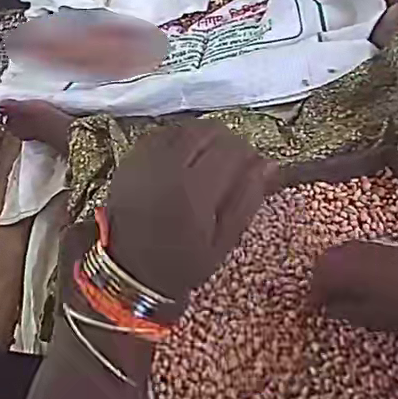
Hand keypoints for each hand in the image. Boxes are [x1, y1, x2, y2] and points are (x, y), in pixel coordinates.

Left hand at [103, 124, 276, 301]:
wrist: (129, 270)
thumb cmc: (182, 261)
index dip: (248, 154)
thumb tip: (268, 163)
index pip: (232, 149)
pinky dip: (180, 139)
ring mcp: (145, 160)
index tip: (252, 167)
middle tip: (232, 163)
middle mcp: (168, 167)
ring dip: (203, 137)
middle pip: (208, 131)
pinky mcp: (131, 159)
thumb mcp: (223, 241)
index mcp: (194, 191)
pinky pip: (162, 134)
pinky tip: (184, 159)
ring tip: (209, 160)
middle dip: (227, 141)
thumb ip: (247, 198)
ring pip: (185, 128)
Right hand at [309, 241, 397, 335]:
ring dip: (334, 267)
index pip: (318, 279)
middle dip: (320, 277)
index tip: (310, 309)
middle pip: (325, 260)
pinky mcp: (383, 246)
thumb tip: (327, 307)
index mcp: (343, 270)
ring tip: (337, 287)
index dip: (312, 296)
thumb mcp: (366, 315)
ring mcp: (368, 246)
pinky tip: (357, 276)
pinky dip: (349, 262)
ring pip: (340, 252)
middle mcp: (351, 252)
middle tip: (321, 297)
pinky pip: (355, 250)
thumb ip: (341, 309)